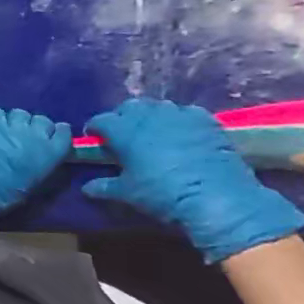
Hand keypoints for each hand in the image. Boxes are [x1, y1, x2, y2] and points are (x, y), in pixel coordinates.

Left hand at [0, 107, 74, 225]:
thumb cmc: (1, 196)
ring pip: (20, 114)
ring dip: (16, 122)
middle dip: (37, 128)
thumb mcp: (33, 186)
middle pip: (43, 120)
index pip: (64, 133)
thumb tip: (50, 158)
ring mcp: (10, 125)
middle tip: (27, 138)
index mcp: (49, 153)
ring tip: (8, 132)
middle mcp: (33, 134)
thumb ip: (46, 167)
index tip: (51, 140)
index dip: (58, 135)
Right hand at [83, 99, 303, 262]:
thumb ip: (104, 187)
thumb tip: (86, 188)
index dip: (95, 129)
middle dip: (122, 118)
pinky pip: (185, 112)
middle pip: (128, 107)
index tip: (95, 140)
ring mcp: (179, 114)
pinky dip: (178, 120)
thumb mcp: (127, 194)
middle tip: (123, 137)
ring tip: (152, 133)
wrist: (217, 197)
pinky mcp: (205, 119)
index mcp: (123, 130)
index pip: (100, 120)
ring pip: (157, 106)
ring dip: (150, 116)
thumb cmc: (162, 194)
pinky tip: (181, 135)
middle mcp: (148, 115)